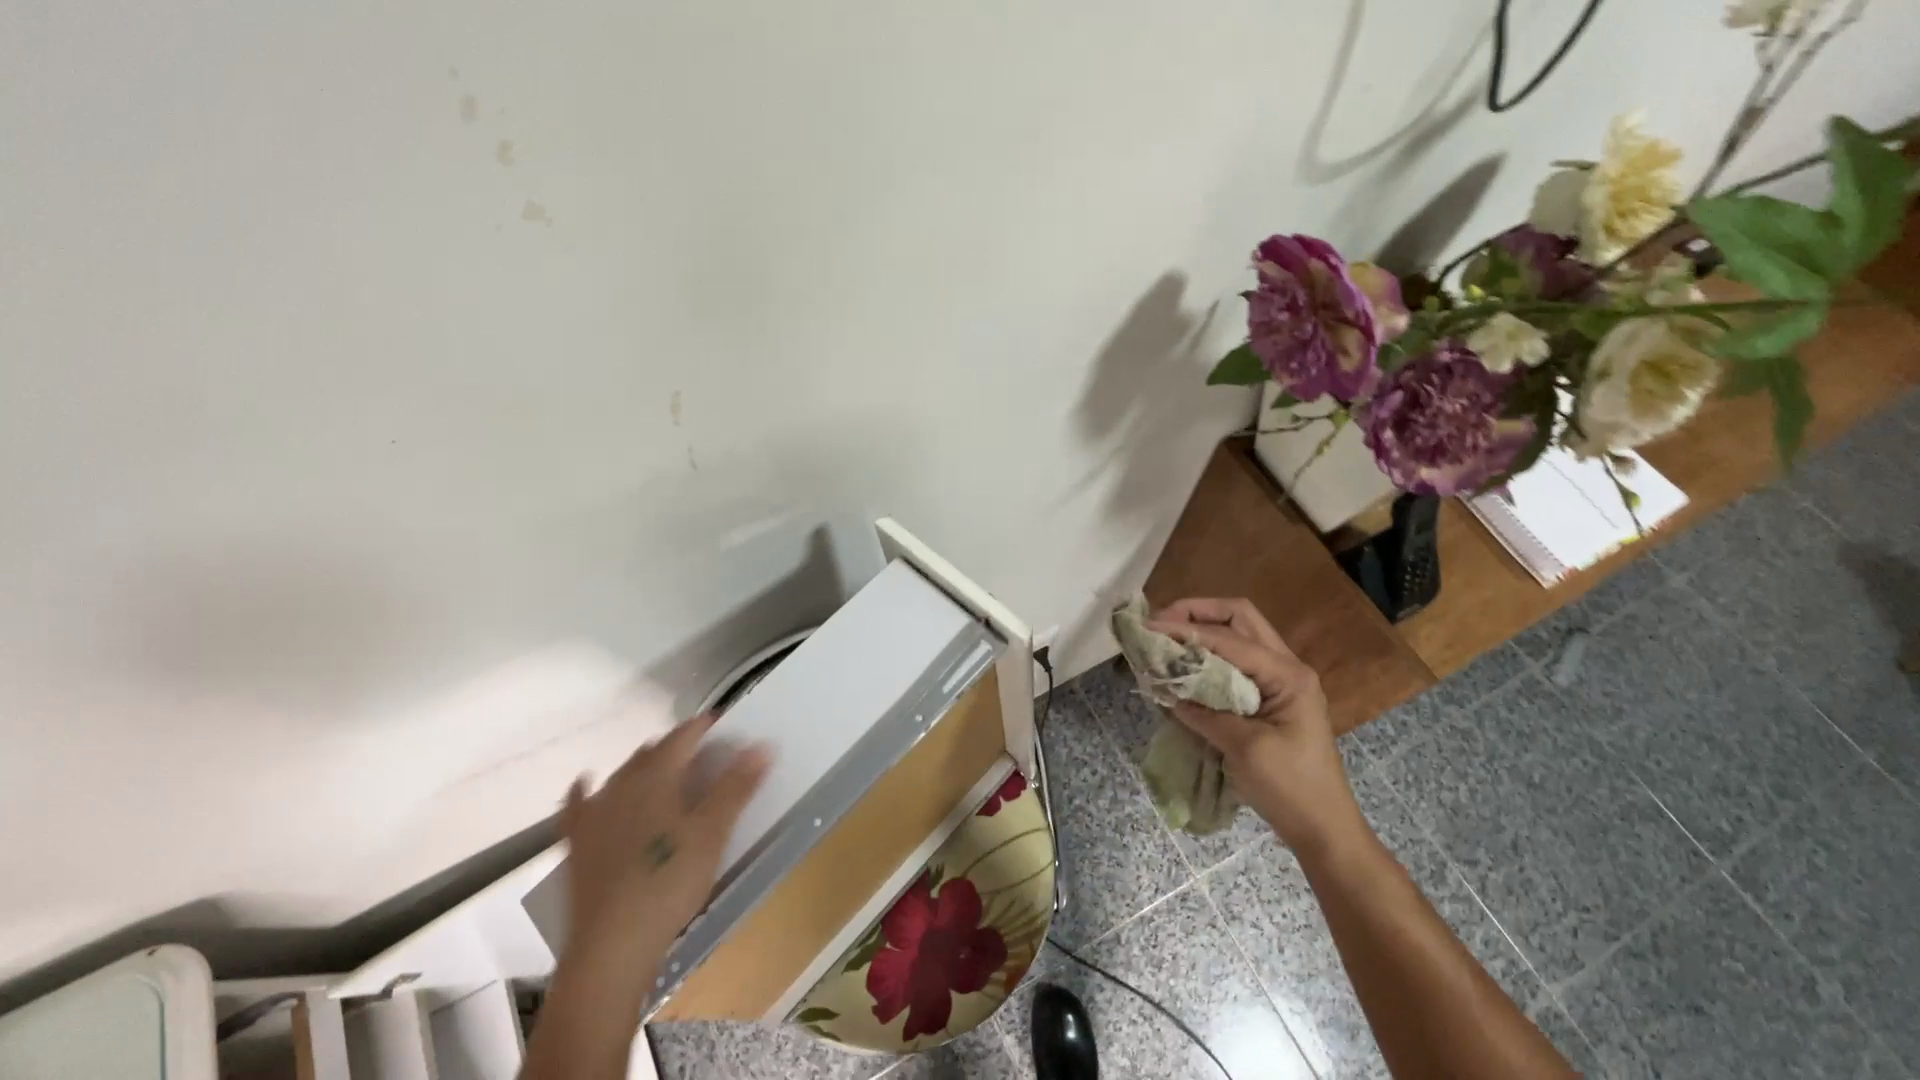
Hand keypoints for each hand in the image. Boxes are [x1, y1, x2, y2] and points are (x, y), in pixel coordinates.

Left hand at [559, 712, 771, 969]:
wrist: (613, 943)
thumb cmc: (670, 882)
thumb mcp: (713, 834)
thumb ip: (736, 787)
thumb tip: (762, 745)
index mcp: (656, 775)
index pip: (683, 737)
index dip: (704, 728)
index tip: (723, 726)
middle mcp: (620, 784)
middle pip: (651, 753)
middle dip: (676, 748)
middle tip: (703, 756)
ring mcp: (594, 813)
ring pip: (621, 775)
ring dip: (643, 767)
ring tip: (664, 772)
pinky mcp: (578, 842)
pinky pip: (579, 805)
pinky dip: (587, 791)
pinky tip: (586, 786)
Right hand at [1147, 598, 1365, 856]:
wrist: (1322, 827)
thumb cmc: (1290, 787)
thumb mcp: (1244, 748)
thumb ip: (1204, 713)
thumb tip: (1165, 689)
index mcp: (1287, 675)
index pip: (1228, 638)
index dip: (1185, 630)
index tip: (1147, 629)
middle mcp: (1286, 668)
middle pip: (1239, 619)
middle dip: (1197, 613)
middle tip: (1159, 624)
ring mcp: (1279, 683)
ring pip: (1238, 638)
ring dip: (1202, 633)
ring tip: (1166, 642)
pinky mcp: (1270, 701)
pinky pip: (1236, 665)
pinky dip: (1208, 660)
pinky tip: (1184, 672)